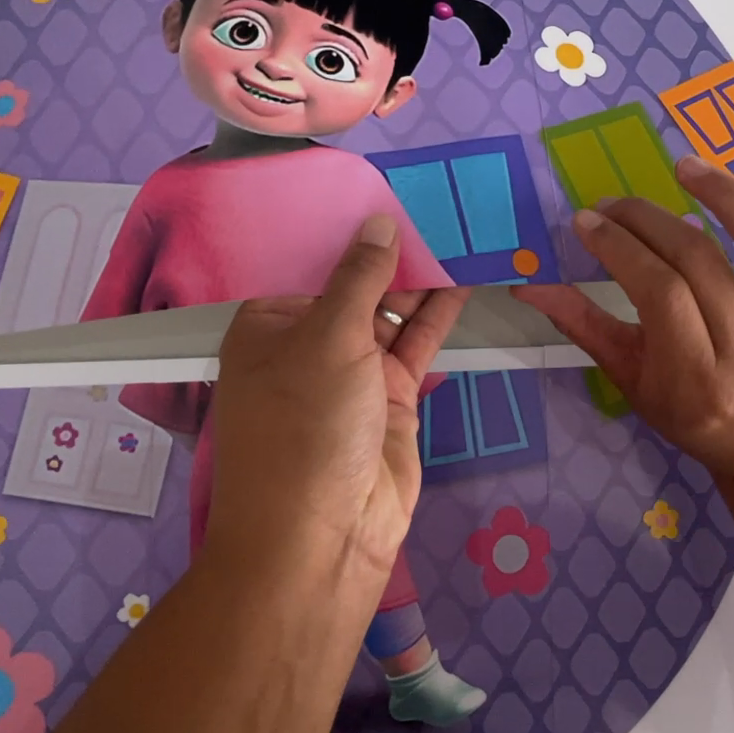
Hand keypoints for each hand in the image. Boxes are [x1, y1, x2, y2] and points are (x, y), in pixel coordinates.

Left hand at [205, 214, 469, 583]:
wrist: (324, 538)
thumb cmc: (305, 424)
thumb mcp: (328, 338)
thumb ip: (360, 278)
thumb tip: (379, 222)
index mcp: (270, 325)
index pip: (311, 266)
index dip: (347, 234)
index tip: (384, 195)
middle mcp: (309, 344)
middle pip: (355, 287)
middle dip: (391, 254)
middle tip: (433, 206)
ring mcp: (353, 372)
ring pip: (391, 313)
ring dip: (420, 280)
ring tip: (456, 232)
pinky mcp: (393, 397)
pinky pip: (416, 344)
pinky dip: (438, 315)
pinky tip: (463, 281)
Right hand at [513, 156, 733, 481]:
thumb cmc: (692, 419)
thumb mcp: (632, 383)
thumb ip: (586, 329)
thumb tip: (531, 286)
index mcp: (696, 375)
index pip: (658, 293)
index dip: (619, 249)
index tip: (586, 222)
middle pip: (698, 263)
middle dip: (646, 222)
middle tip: (611, 205)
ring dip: (729, 199)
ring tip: (687, 166)